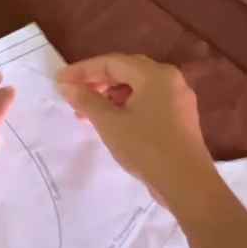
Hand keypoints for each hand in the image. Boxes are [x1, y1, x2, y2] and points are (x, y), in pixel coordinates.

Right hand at [55, 54, 214, 202]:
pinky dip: (125, 106)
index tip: (59, 81)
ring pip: (136, 87)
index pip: (111, 62)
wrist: (187, 184)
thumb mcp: (109, 122)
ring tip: (88, 112)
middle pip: (125, 71)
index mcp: (155, 75)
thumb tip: (66, 85)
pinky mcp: (179, 117)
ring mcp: (178, 99)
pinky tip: (111, 121)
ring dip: (109, 95)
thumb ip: (86, 99)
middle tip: (73, 95)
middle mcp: (170, 80)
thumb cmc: (146, 147)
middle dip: (96, 82)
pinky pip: (147, 101)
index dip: (82, 70)